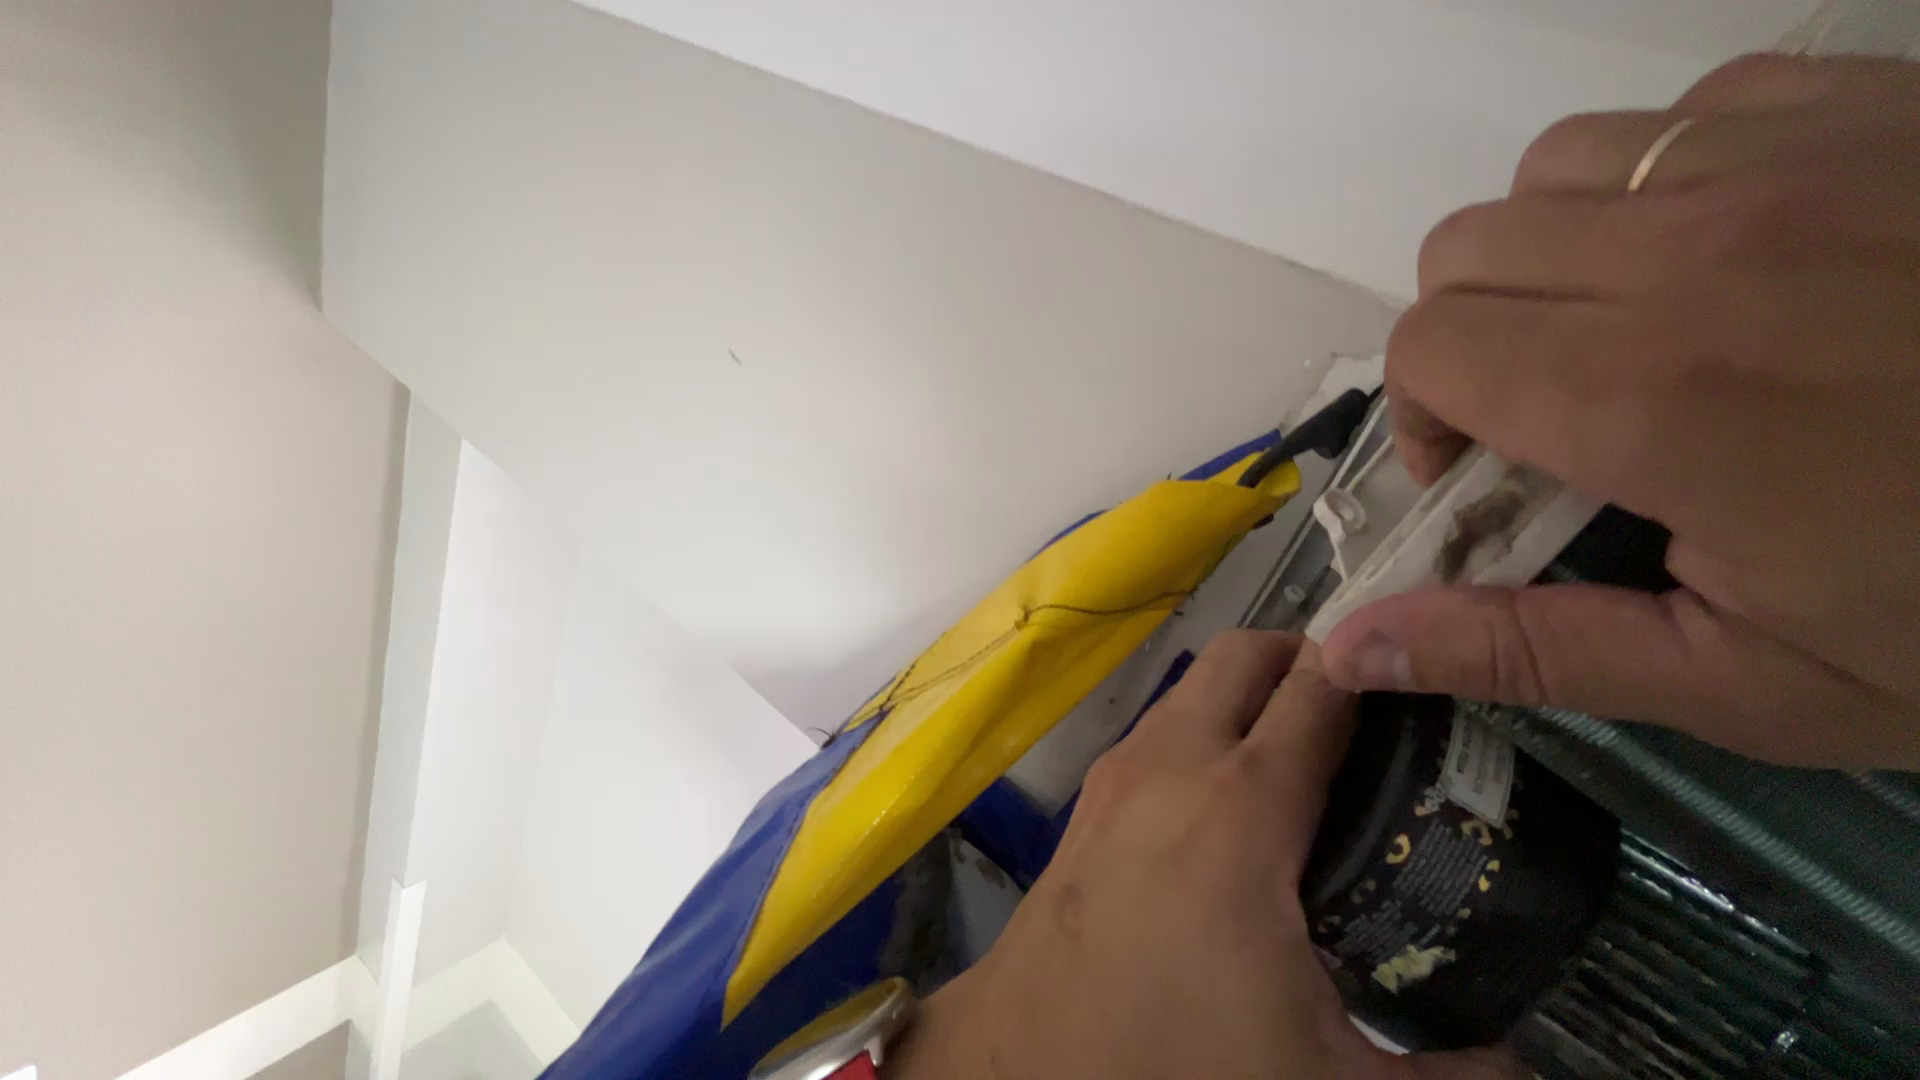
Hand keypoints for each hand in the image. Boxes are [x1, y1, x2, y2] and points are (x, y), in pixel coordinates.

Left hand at [884, 632, 1519, 1079]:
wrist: (1027, 1065)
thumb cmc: (1175, 1062)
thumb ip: (1454, 1076)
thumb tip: (1518, 1061)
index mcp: (1241, 809)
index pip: (1321, 688)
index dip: (1379, 668)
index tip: (1428, 682)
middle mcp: (1172, 763)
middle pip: (1247, 656)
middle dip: (1310, 659)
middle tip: (1370, 715)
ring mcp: (1119, 772)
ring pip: (1197, 686)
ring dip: (1252, 694)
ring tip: (1309, 754)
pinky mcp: (1090, 798)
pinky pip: (1161, 729)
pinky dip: (1205, 730)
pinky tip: (1233, 799)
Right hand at [1322, 54, 1919, 770]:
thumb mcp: (1746, 677)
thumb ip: (1518, 652)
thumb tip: (1344, 650)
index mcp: (1647, 394)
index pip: (1423, 350)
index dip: (1426, 418)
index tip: (1488, 471)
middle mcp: (1693, 245)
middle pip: (1458, 255)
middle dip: (1465, 341)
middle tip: (1545, 410)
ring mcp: (1796, 152)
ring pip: (1546, 176)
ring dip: (1543, 258)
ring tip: (1625, 326)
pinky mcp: (1882, 99)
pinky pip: (1673, 117)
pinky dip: (1651, 186)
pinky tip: (1729, 254)